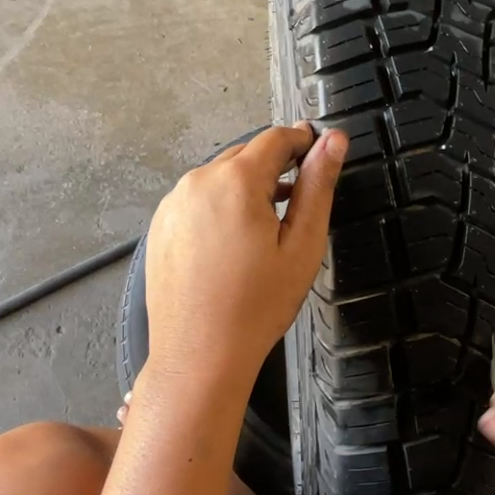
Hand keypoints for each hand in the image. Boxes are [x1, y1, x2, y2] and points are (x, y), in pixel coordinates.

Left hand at [143, 123, 346, 380]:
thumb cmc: (254, 307)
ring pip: (220, 177)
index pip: (275, 138)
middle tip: (301, 193)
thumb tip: (334, 143)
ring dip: (247, 187)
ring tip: (271, 223)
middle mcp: (198, 183)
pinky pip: (198, 201)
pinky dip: (221, 208)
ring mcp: (174, 205)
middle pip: (245, 155)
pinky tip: (237, 243)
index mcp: (236, 182)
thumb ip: (318, 186)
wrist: (200, 355)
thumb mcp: (302, 244)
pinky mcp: (161, 227)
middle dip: (275, 166)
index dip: (302, 140)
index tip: (318, 148)